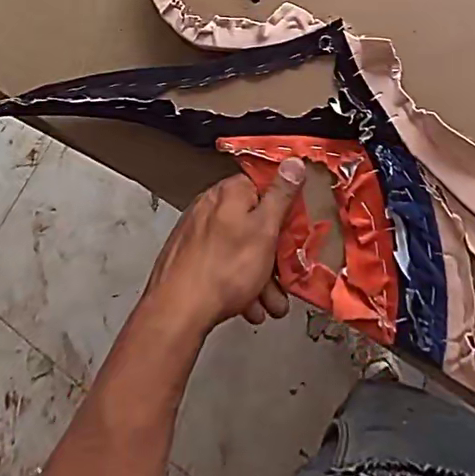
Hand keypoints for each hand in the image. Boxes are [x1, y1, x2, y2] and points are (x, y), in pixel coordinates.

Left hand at [140, 158, 304, 337]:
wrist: (177, 311)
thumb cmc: (219, 271)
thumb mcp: (265, 230)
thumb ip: (281, 195)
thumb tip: (292, 164)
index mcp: (230, 193)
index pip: (266, 186)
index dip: (286, 209)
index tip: (297, 229)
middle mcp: (211, 207)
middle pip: (255, 222)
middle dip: (275, 254)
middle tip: (285, 274)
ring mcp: (199, 233)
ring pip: (241, 249)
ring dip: (261, 276)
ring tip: (270, 301)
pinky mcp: (191, 257)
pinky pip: (224, 265)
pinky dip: (239, 283)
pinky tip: (248, 304)